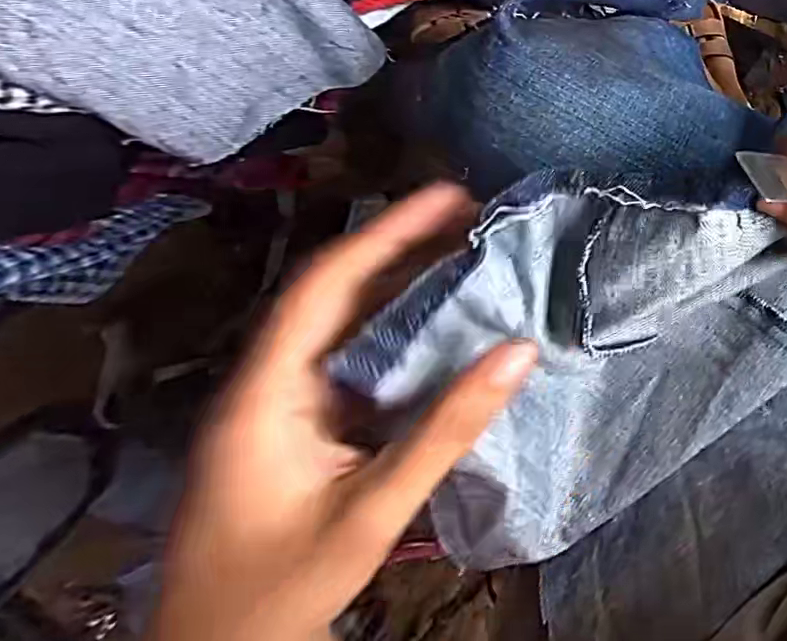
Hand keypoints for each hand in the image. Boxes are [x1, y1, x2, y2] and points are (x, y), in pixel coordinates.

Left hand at [149, 185, 537, 640]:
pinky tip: (453, 318)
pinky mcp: (308, 422)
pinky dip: (410, 322)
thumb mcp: (371, 512)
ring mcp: (285, 404)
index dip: (387, 231)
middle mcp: (269, 385)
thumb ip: (447, 430)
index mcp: (265, 396)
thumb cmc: (277, 591)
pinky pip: (362, 351)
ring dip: (409, 279)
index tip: (451, 195)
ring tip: (474, 249)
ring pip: (350, 320)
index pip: (323, 287)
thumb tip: (522, 349)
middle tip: (479, 215)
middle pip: (336, 292)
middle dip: (404, 243)